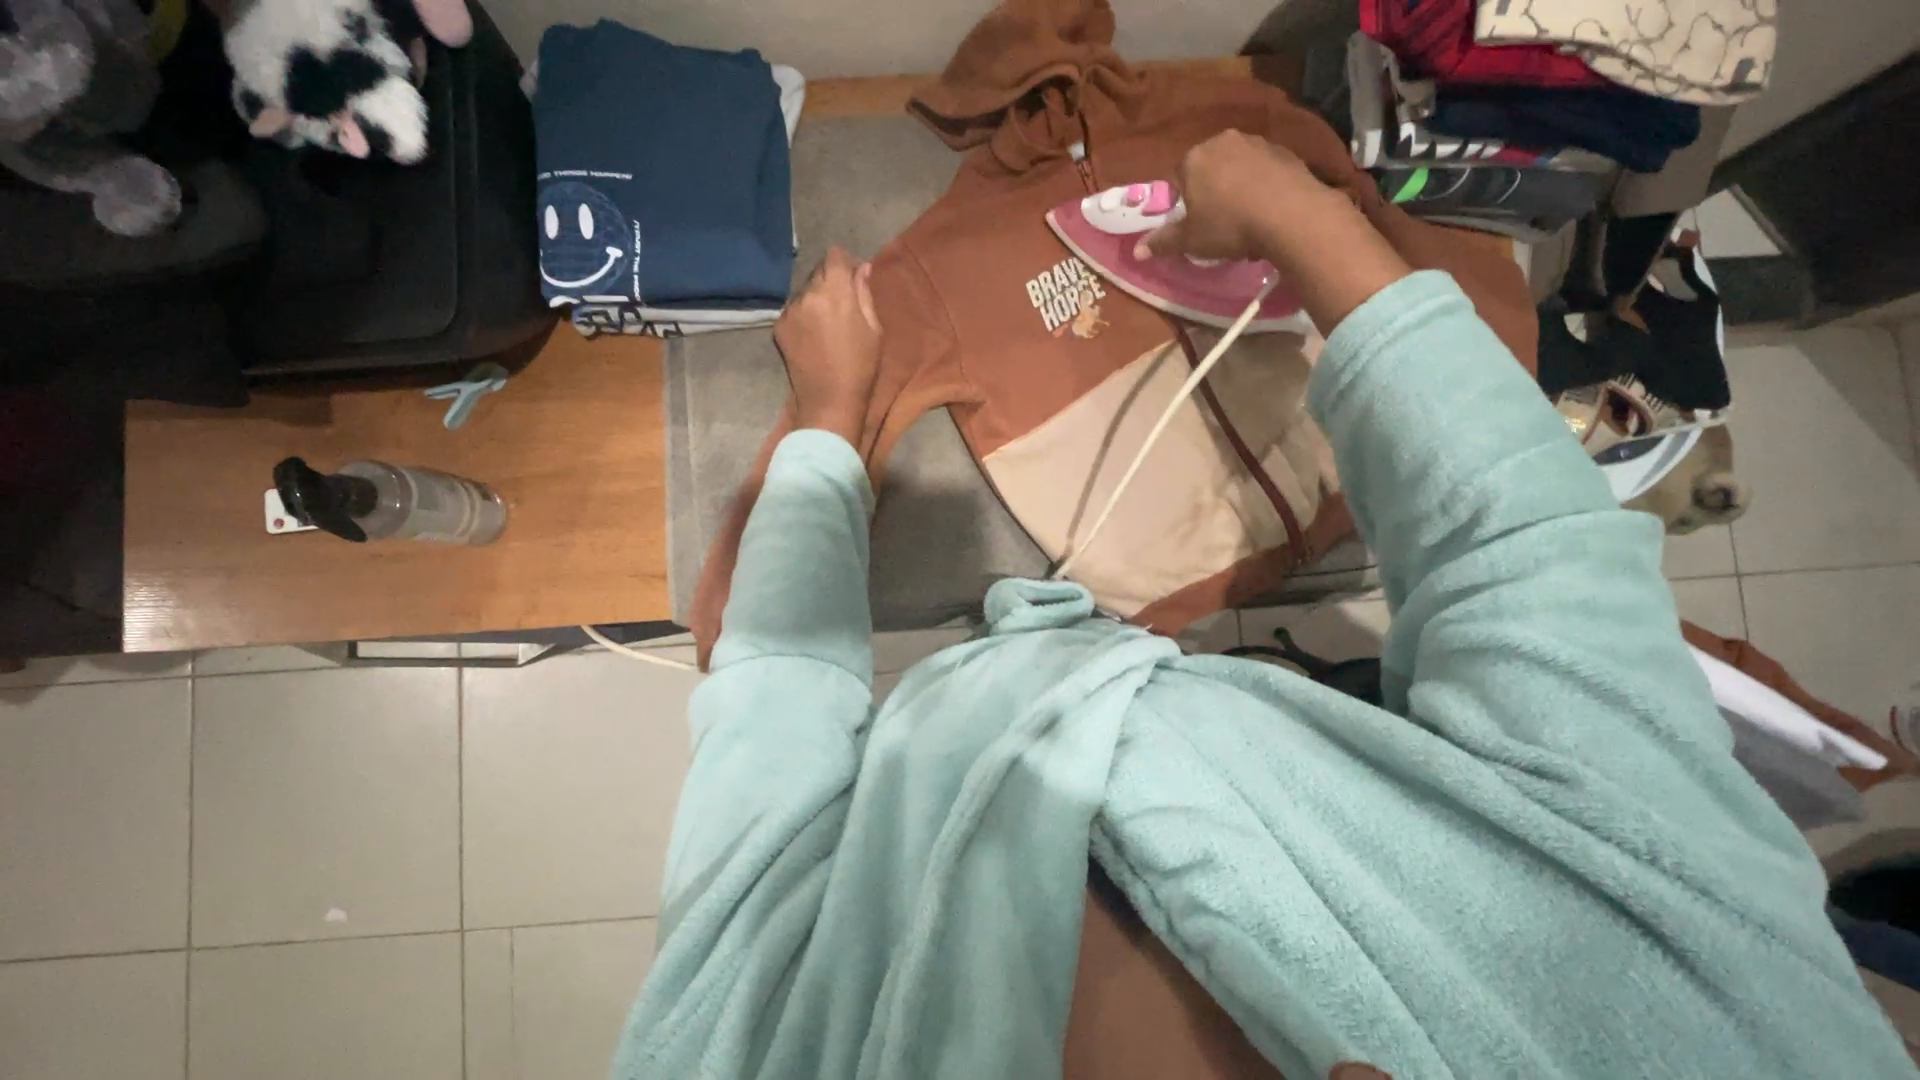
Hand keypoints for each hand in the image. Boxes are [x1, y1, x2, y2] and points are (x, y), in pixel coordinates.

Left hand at [775, 247, 882, 445]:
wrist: (829, 402)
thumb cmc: (861, 367)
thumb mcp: (873, 329)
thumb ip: (864, 293)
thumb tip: (862, 268)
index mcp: (835, 292)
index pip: (834, 255)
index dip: (845, 263)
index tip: (854, 278)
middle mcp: (807, 294)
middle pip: (818, 271)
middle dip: (831, 280)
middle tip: (844, 305)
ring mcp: (790, 311)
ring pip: (805, 291)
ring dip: (816, 298)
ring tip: (828, 324)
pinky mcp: (779, 327)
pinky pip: (794, 310)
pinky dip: (804, 315)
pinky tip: (814, 336)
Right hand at [1136, 131, 1346, 262]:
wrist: (1290, 214)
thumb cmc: (1229, 226)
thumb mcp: (1190, 240)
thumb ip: (1163, 242)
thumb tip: (1137, 251)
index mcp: (1193, 158)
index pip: (1178, 175)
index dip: (1183, 201)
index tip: (1193, 221)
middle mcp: (1223, 141)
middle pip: (1209, 166)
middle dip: (1210, 189)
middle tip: (1218, 220)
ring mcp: (1257, 142)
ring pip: (1238, 165)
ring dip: (1237, 185)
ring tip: (1246, 216)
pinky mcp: (1285, 151)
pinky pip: (1264, 169)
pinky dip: (1262, 184)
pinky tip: (1267, 208)